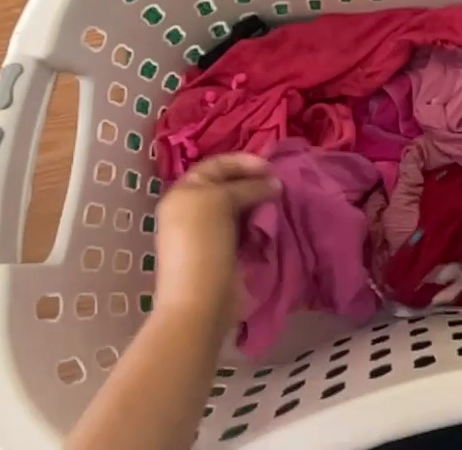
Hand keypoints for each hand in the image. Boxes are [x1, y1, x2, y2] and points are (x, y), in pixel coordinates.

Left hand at [153, 154, 279, 321]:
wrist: (201, 300)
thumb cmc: (204, 244)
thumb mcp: (222, 201)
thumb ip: (248, 185)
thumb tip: (274, 183)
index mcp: (184, 192)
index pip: (217, 164)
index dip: (243, 161)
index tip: (270, 168)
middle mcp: (193, 208)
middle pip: (229, 183)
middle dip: (254, 181)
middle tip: (277, 186)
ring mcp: (207, 231)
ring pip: (239, 204)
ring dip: (258, 201)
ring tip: (276, 204)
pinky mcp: (223, 249)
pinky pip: (244, 225)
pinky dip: (258, 221)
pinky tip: (269, 223)